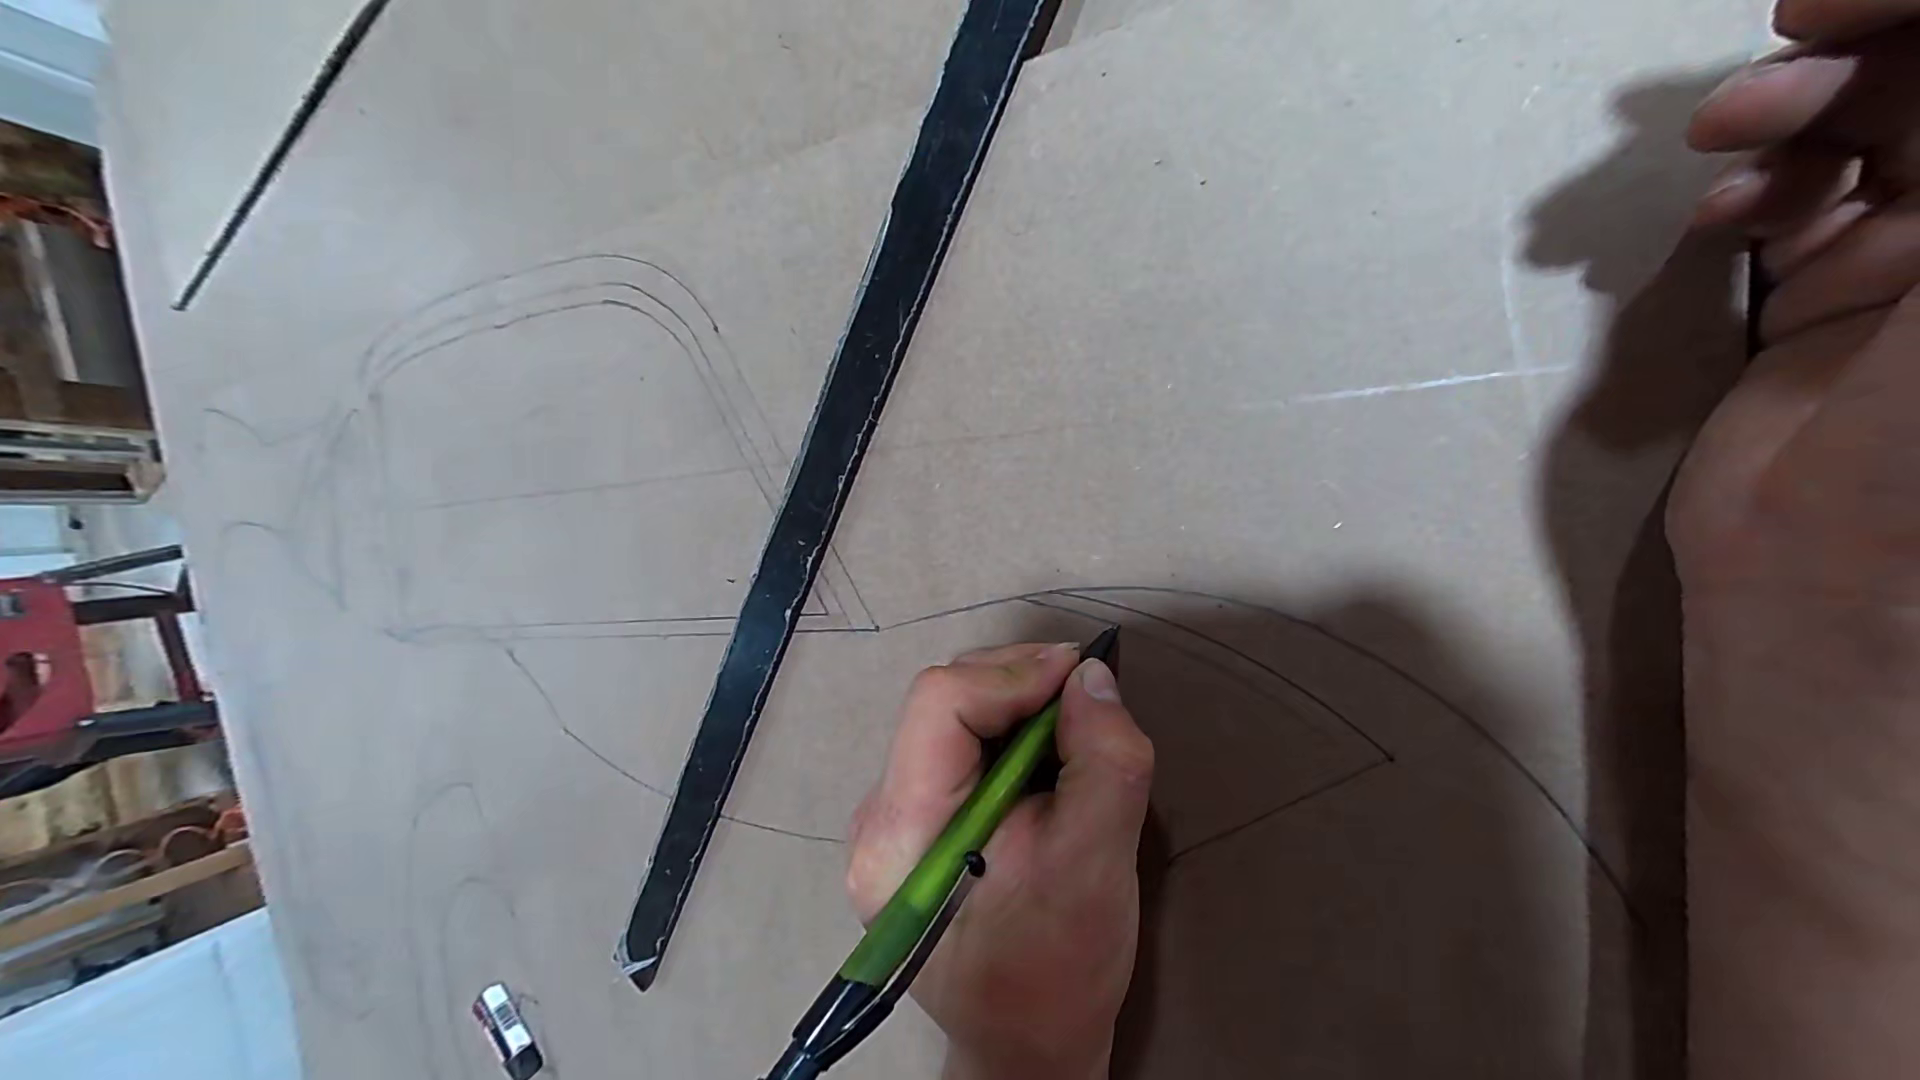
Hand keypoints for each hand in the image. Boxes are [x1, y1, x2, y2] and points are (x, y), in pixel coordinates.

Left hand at [846, 643, 1153, 1079]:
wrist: (1025, 1047)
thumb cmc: (1058, 970)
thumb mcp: (1100, 863)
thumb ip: (1104, 759)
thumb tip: (1092, 677)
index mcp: (903, 829)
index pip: (940, 702)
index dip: (1013, 673)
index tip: (1079, 674)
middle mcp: (878, 814)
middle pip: (941, 700)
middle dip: (1017, 678)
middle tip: (1081, 686)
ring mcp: (891, 816)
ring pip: (949, 715)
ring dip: (1014, 698)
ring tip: (1070, 712)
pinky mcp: (915, 818)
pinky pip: (956, 742)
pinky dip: (1006, 726)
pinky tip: (1044, 742)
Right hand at [1677, 3, 1919, 600]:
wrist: (1840, 567)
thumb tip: (1907, 42)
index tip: (1830, 2)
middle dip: (1863, 44)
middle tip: (1769, 63)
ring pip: (1873, 120)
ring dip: (1790, 116)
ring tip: (1721, 140)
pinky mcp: (1838, 288)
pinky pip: (1795, 204)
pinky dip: (1752, 193)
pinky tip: (1723, 217)